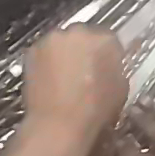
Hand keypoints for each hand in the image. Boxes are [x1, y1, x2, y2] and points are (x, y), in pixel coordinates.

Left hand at [20, 27, 125, 155]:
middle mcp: (79, 31)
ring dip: (66, 55)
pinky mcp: (32, 49)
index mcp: (105, 40)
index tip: (107, 68)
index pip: (110, 40)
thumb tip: (108, 66)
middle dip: (86, 51)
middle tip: (86, 73)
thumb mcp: (121, 89)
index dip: (108, 55)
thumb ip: (116, 69)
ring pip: (63, 43)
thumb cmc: (96, 110)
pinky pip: (46, 52)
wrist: (59, 124)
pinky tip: (52, 81)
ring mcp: (53, 39)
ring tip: (66, 79)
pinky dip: (49, 62)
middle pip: (84, 37)